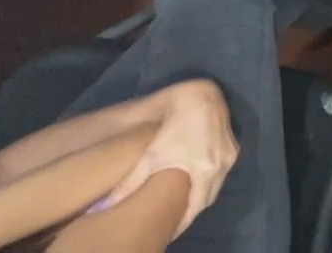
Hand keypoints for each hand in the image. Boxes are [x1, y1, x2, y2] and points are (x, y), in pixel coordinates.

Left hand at [100, 80, 237, 238]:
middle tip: (172, 222)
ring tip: (182, 205)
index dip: (182, 224)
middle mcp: (223, 165)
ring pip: (216, 185)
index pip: (195, 208)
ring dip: (201, 196)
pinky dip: (208, 182)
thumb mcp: (150, 155)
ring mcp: (230, 154)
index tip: (167, 235)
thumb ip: (128, 184)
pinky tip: (194, 181)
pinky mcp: (232, 146)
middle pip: (208, 199)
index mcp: (205, 171)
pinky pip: (221, 173)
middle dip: (192, 212)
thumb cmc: (175, 127)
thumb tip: (99, 209)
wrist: (200, 96)